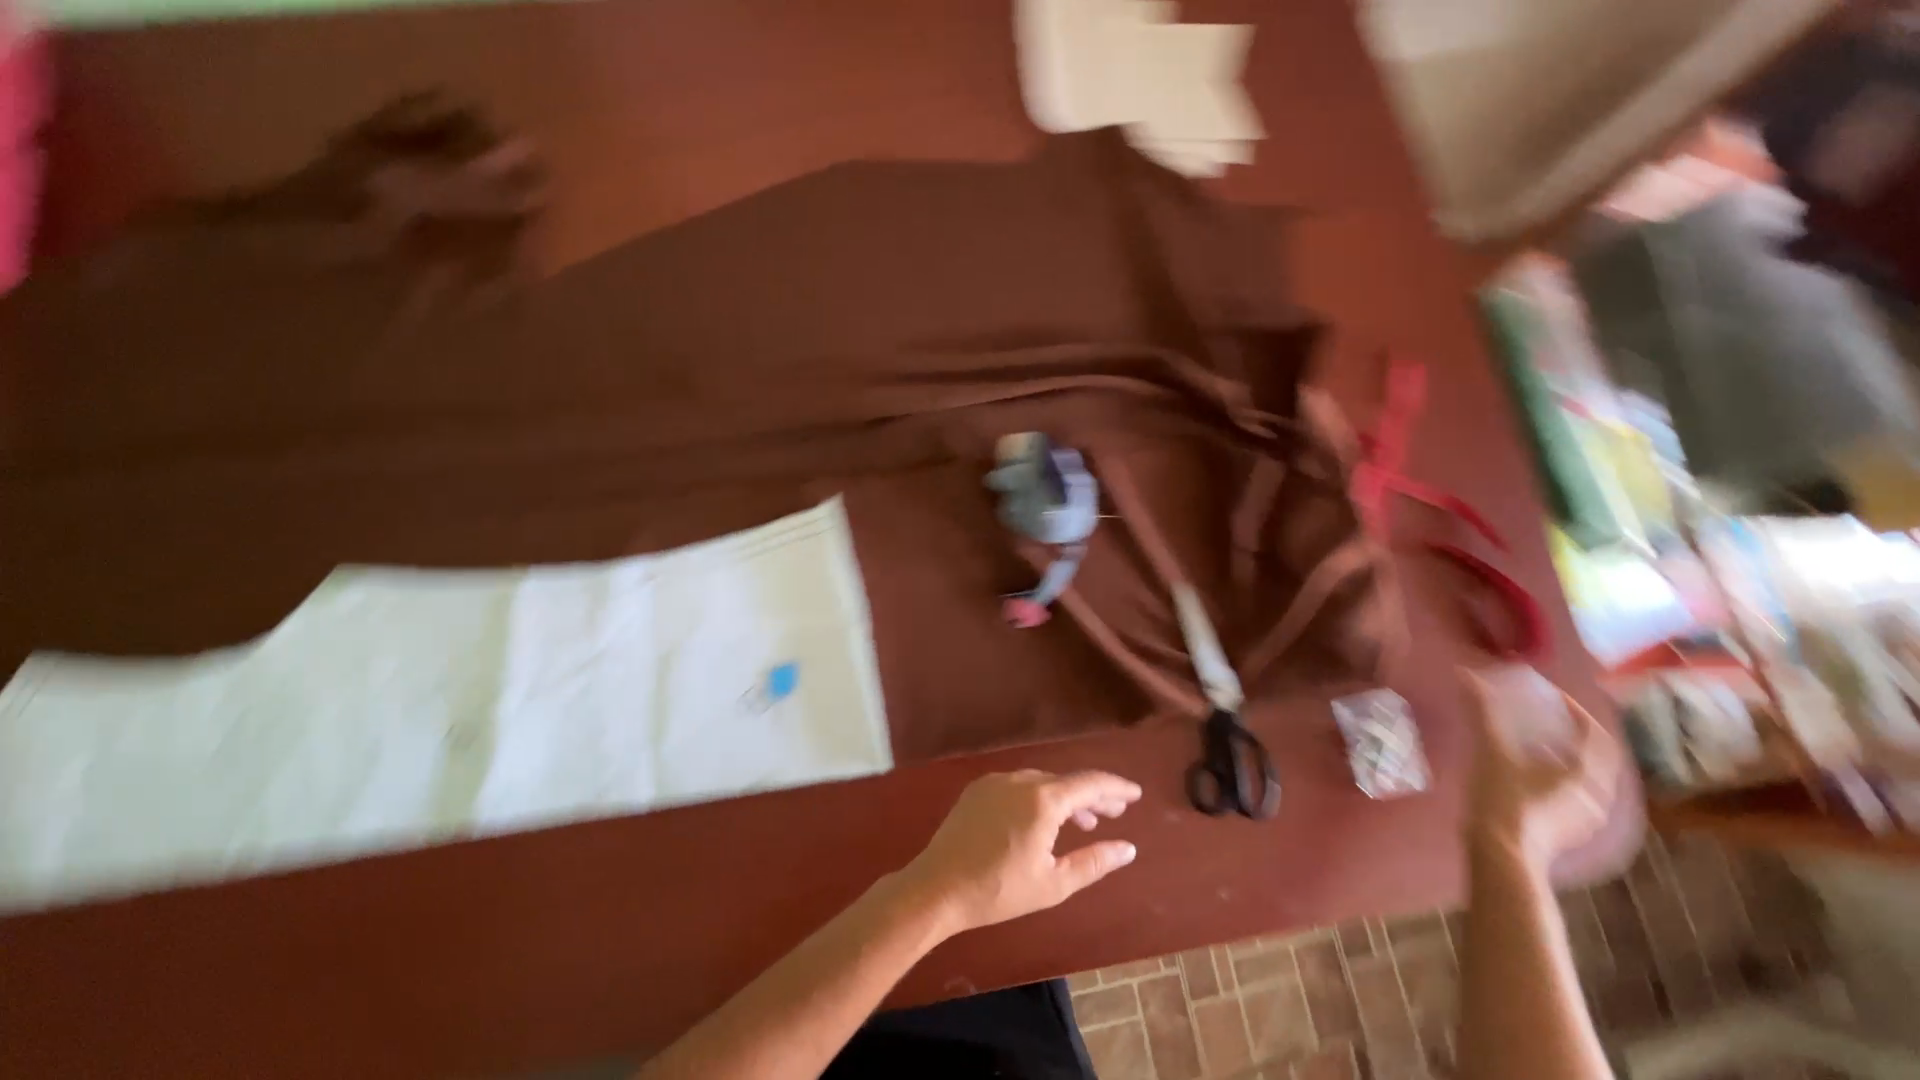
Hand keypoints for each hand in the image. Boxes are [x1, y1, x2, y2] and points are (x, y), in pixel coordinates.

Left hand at [898, 770, 1140, 934]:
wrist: (937, 888)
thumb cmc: (999, 890)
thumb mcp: (1054, 884)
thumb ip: (1094, 862)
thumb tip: (1128, 849)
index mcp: (1043, 800)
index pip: (1090, 783)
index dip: (1116, 788)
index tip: (1135, 795)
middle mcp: (1020, 781)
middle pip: (1065, 781)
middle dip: (1092, 796)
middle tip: (1113, 814)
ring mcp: (994, 783)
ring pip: (1041, 782)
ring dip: (1065, 798)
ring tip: (1081, 823)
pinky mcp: (976, 791)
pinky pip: (1017, 786)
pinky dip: (1038, 797)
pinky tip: (1041, 821)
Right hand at [1462, 668, 1621, 863]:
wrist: (1501, 854)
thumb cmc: (1503, 799)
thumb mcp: (1490, 750)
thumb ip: (1482, 712)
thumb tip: (1467, 674)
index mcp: (1587, 772)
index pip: (1595, 733)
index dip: (1576, 712)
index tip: (1552, 699)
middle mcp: (1598, 795)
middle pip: (1595, 757)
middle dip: (1573, 736)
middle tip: (1547, 723)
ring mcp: (1587, 819)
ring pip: (1586, 780)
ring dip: (1566, 760)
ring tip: (1535, 750)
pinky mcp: (1570, 834)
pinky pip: (1574, 798)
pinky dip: (1558, 782)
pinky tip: (1530, 782)